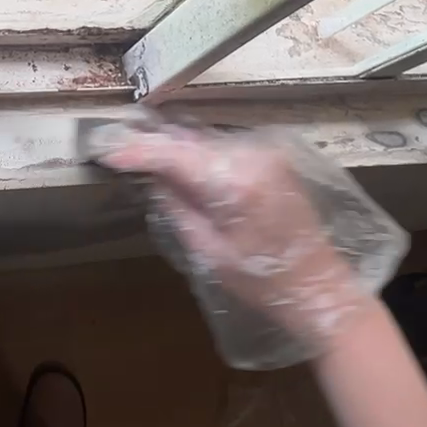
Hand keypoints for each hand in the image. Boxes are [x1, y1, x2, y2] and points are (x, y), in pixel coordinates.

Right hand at [96, 126, 362, 345]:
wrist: (322, 286)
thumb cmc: (262, 280)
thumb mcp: (208, 251)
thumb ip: (176, 207)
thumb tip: (151, 177)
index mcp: (234, 182)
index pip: (172, 155)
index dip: (136, 151)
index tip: (105, 150)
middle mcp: (250, 155)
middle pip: (186, 140)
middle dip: (150, 142)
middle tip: (113, 140)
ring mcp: (264, 151)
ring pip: (203, 140)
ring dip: (172, 143)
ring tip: (137, 145)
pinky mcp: (271, 154)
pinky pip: (221, 146)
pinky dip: (196, 150)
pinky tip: (175, 155)